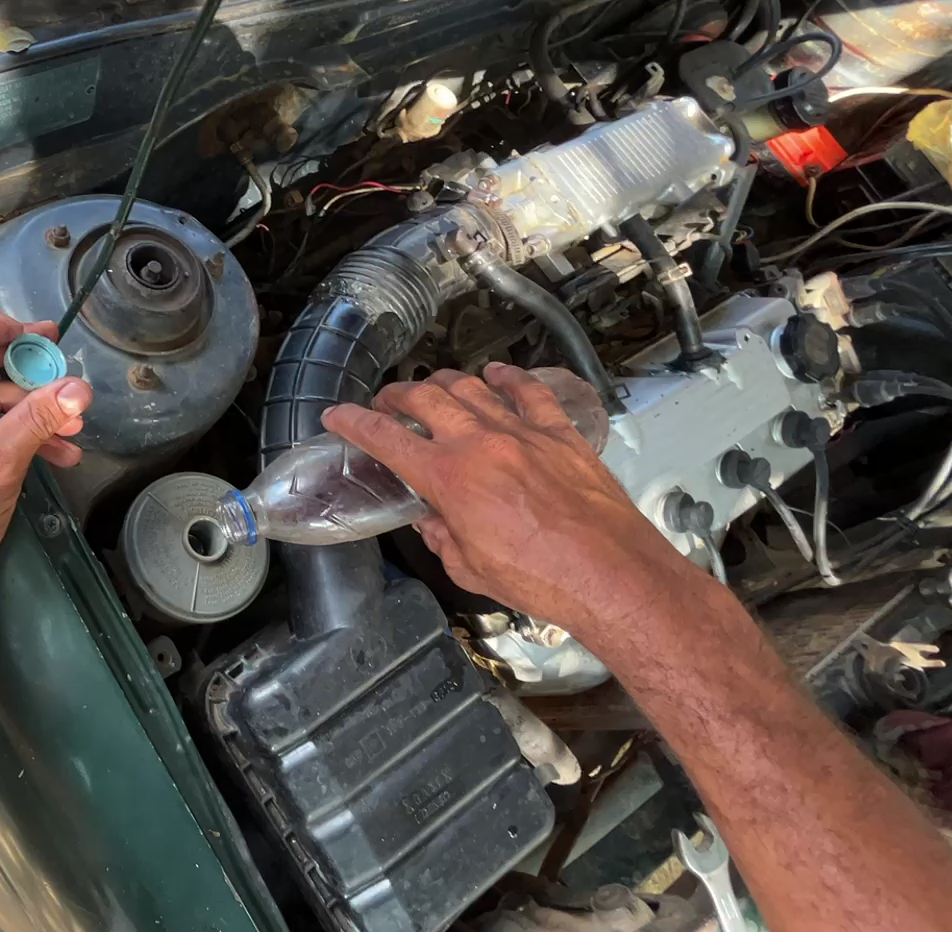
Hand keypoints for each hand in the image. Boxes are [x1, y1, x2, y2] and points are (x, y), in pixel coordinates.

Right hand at [321, 363, 701, 638]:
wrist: (614, 578)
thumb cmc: (540, 578)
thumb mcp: (467, 566)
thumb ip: (440, 536)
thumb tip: (432, 521)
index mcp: (447, 477)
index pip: (385, 438)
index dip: (353, 422)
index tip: (337, 415)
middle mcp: (479, 444)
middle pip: (423, 398)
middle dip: (395, 395)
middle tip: (386, 403)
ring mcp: (522, 433)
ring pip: (470, 385)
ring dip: (441, 382)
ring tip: (431, 387)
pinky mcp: (560, 434)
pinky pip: (530, 392)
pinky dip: (508, 377)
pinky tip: (497, 373)